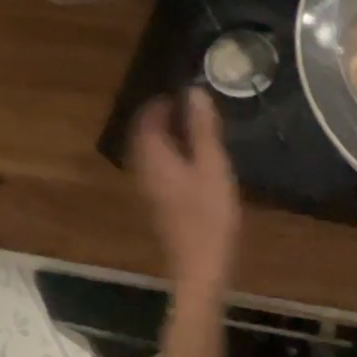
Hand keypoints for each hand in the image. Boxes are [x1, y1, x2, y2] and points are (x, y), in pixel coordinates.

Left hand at [129, 88, 241, 293]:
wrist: (201, 267)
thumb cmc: (209, 214)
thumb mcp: (212, 166)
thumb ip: (203, 129)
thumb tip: (194, 92)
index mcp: (154, 158)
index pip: (145, 120)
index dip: (159, 101)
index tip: (180, 88)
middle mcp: (145, 170)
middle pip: (143, 135)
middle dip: (160, 115)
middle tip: (187, 102)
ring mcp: (150, 189)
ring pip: (150, 151)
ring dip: (165, 133)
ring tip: (193, 123)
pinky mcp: (160, 202)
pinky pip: (158, 165)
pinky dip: (170, 151)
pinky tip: (193, 155)